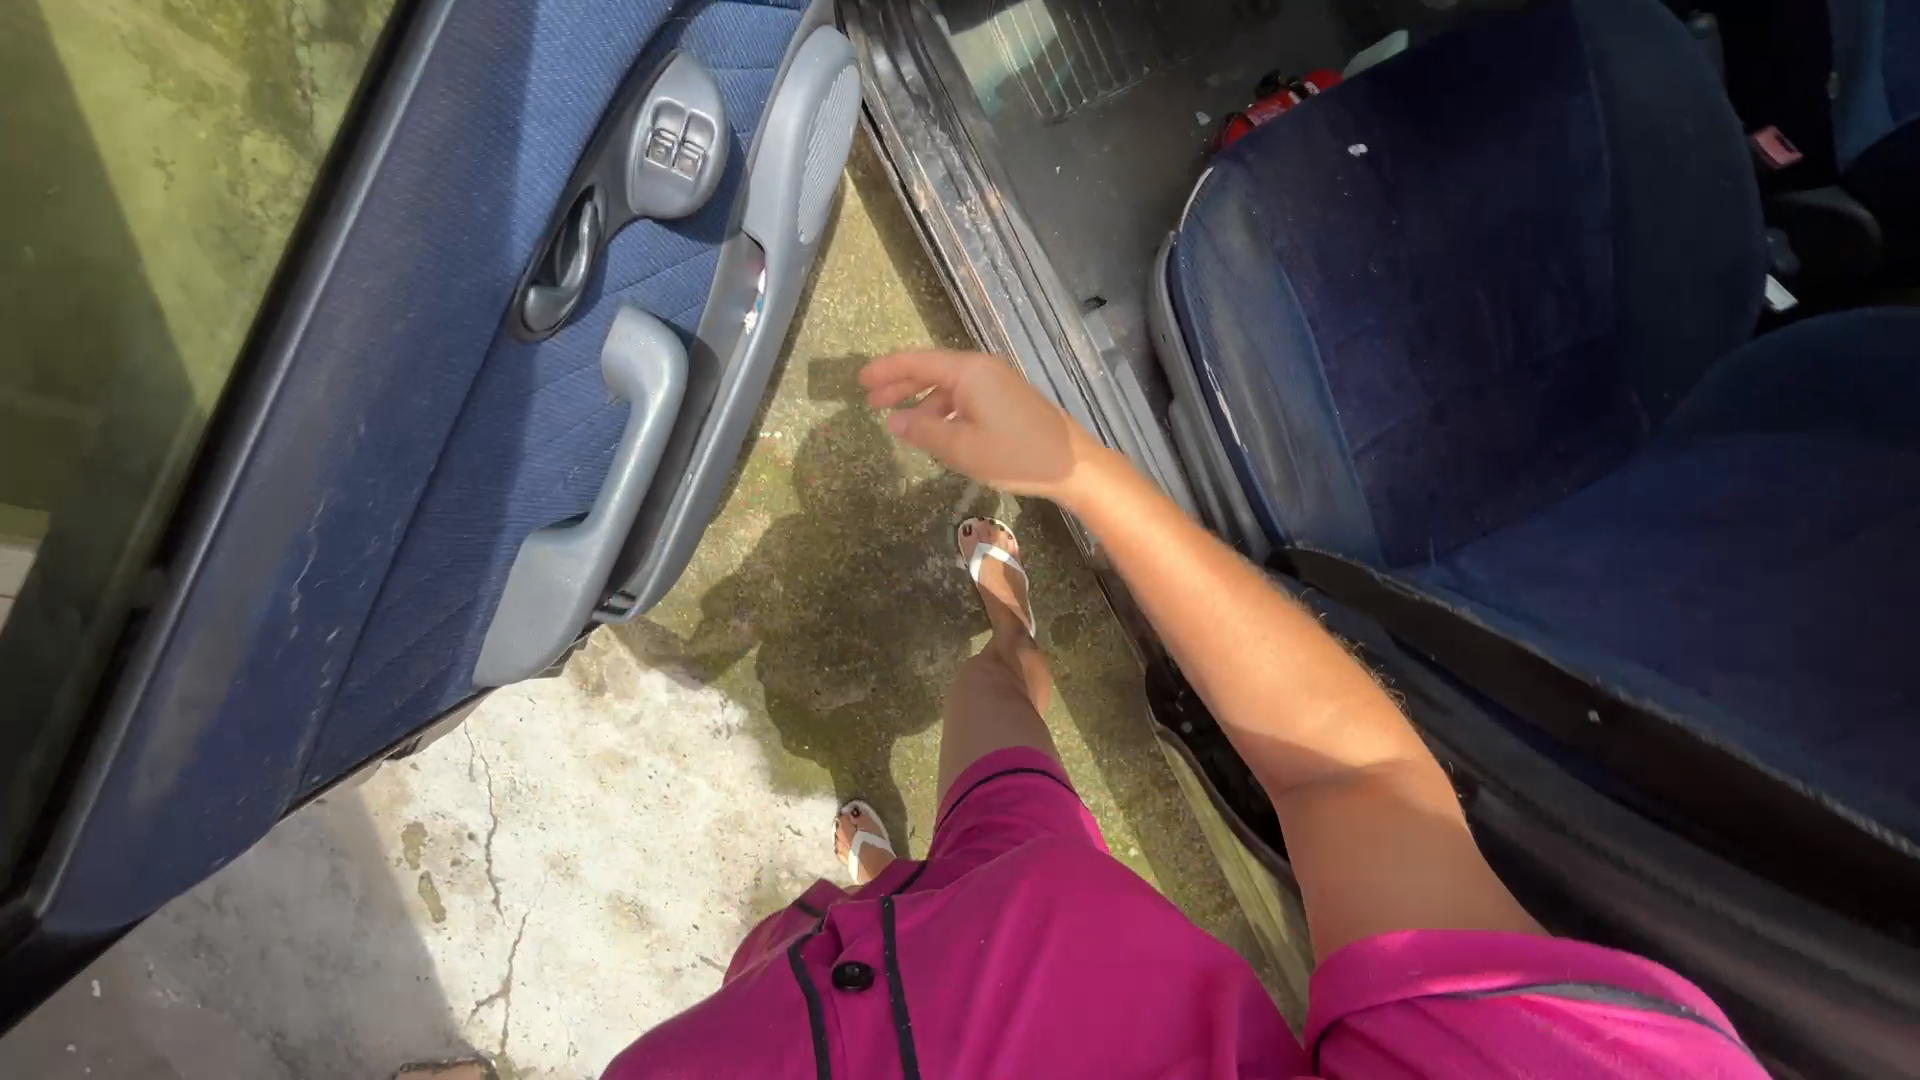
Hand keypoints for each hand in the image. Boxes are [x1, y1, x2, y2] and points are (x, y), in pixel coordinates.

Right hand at [859, 350, 1108, 502]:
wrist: (1072, 465)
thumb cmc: (1015, 454)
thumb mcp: (962, 448)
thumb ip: (924, 431)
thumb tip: (894, 421)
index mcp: (969, 372)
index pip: (917, 362)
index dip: (886, 370)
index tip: (860, 381)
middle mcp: (982, 369)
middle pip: (931, 370)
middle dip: (900, 384)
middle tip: (870, 401)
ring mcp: (997, 384)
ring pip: (948, 386)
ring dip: (922, 401)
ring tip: (899, 423)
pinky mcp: (1007, 401)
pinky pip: (965, 398)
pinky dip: (944, 410)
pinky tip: (935, 431)